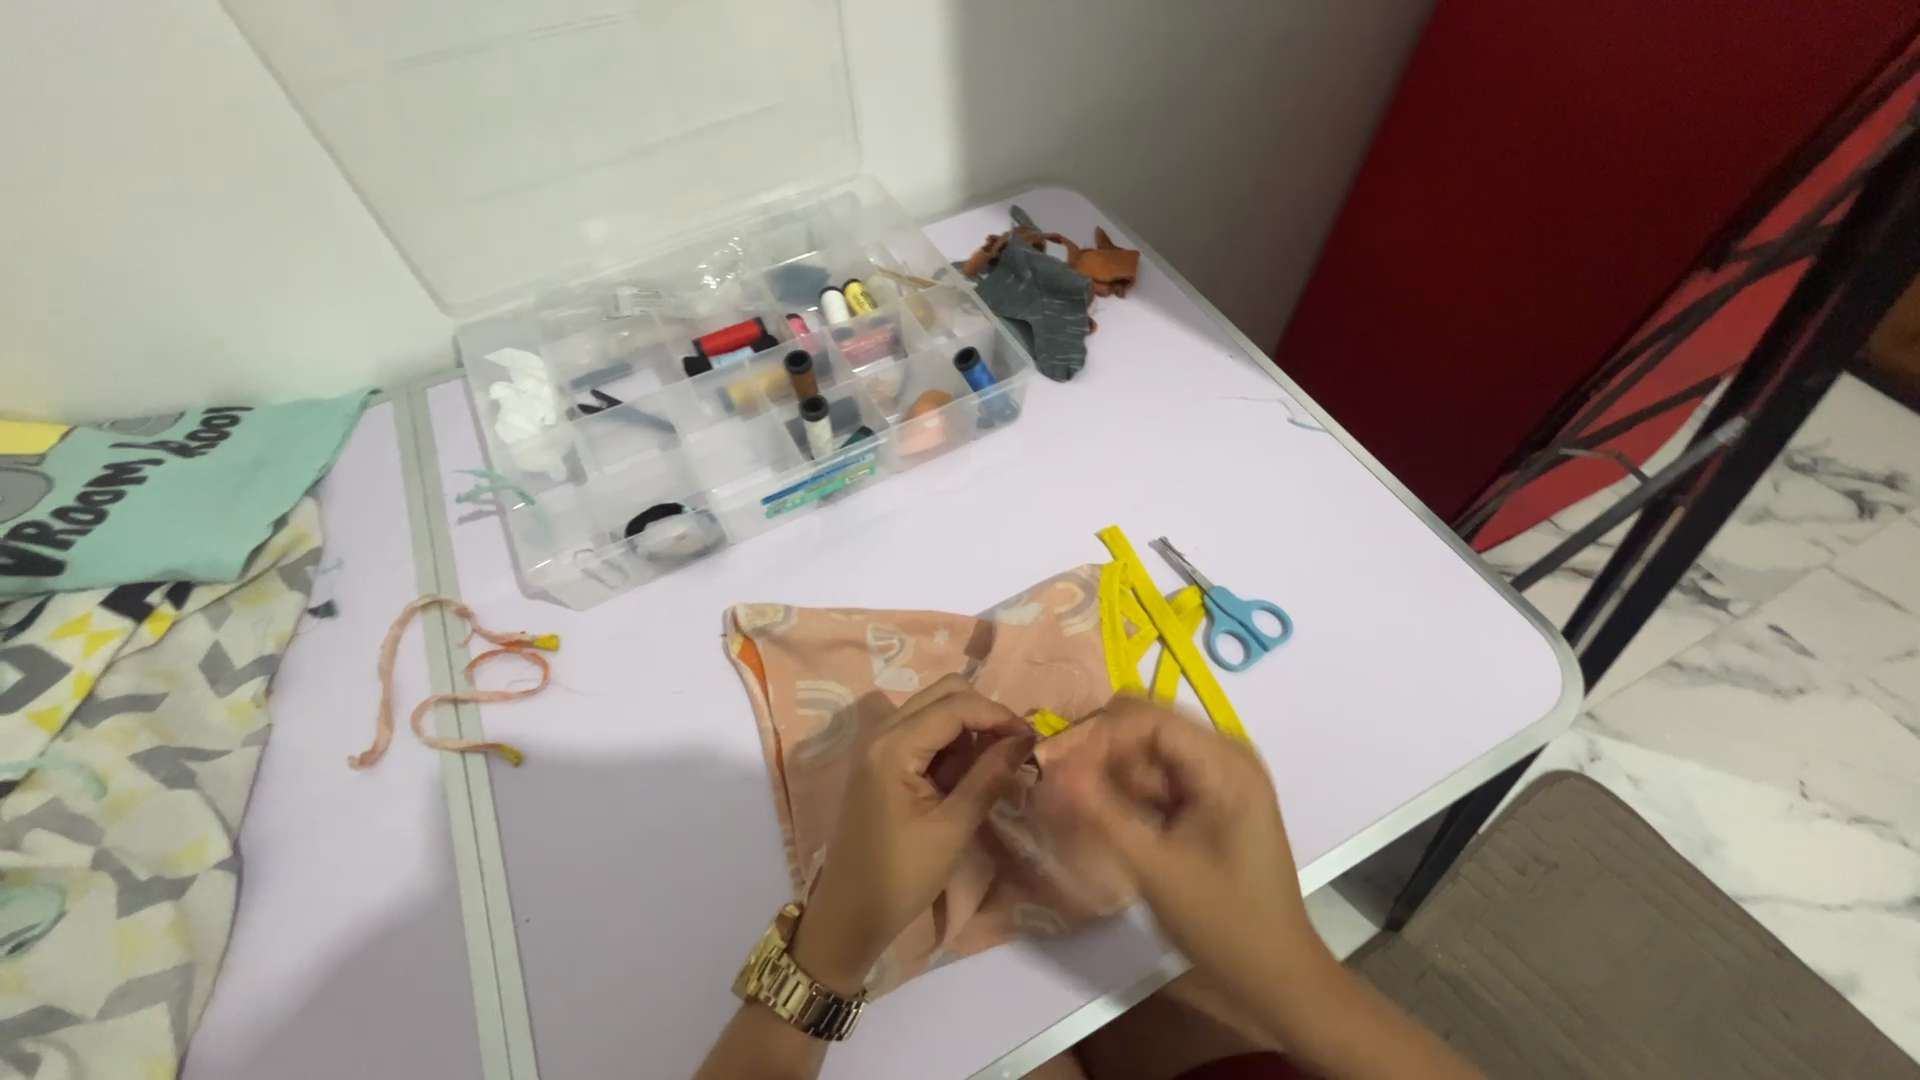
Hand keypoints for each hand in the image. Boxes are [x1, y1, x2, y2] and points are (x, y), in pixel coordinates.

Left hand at [791, 675, 1035, 993]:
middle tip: (1013, 747)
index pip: (955, 705)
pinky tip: (968, 771)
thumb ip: (989, 776)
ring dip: (968, 726)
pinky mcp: (881, 760)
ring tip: (995, 763)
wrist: (850, 913)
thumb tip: (1025, 739)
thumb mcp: (954, 828)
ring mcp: (878, 744)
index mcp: (893, 747)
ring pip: (933, 708)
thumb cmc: (902, 876)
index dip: (998, 715)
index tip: (1031, 739)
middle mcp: (881, 732)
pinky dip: (950, 741)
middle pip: (943, 694)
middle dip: (983, 713)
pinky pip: (922, 731)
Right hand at [1055, 697, 1330, 1000]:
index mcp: (1224, 763)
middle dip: (1101, 755)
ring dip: (1113, 777)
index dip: (1097, 737)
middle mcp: (1225, 754)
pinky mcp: (1210, 797)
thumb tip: (1050, 770)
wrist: (1276, 976)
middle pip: (1145, 726)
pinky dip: (1130, 793)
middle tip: (1065, 794)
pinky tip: (1112, 823)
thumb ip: (1101, 812)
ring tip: (1085, 815)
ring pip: (1146, 750)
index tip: (1058, 769)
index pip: (1147, 718)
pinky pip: (1158, 775)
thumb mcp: (1155, 868)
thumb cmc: (1223, 923)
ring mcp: (1219, 775)